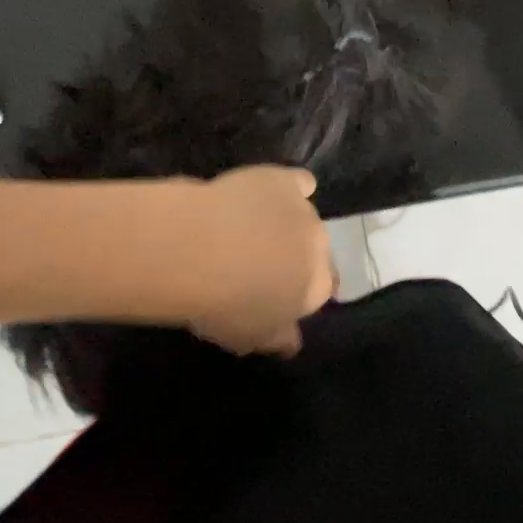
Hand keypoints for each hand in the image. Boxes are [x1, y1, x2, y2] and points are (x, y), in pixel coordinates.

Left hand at [173, 166, 334, 356]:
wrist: (199, 250)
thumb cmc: (224, 304)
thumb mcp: (250, 337)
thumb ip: (279, 339)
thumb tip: (293, 342)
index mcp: (317, 287)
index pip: (323, 289)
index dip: (303, 289)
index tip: (280, 292)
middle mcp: (320, 247)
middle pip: (317, 251)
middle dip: (297, 255)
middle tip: (263, 261)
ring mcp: (304, 210)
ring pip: (305, 218)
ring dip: (288, 224)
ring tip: (253, 229)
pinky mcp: (283, 180)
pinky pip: (299, 183)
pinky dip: (291, 188)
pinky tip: (272, 191)